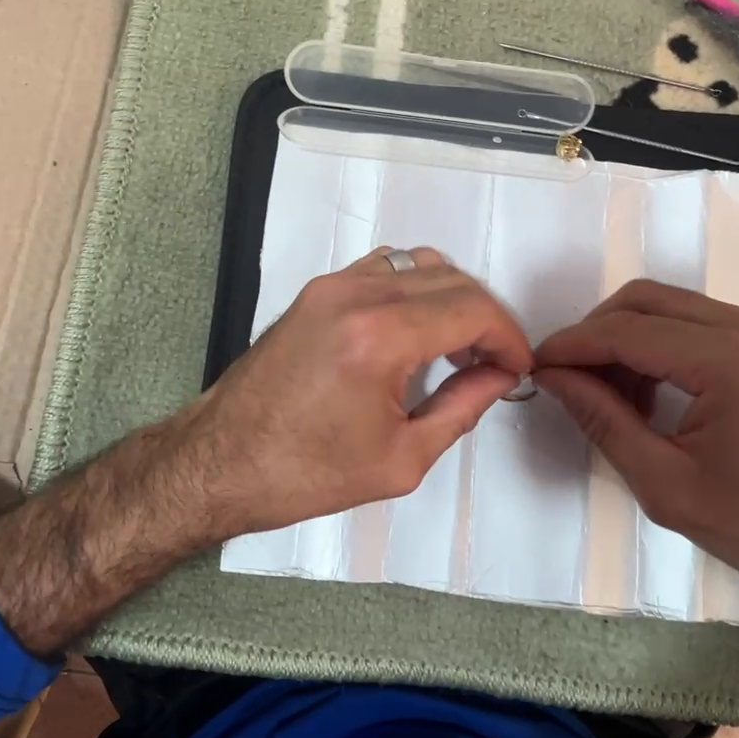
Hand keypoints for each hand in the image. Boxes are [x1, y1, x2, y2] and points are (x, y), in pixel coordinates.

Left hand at [173, 246, 530, 539]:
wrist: (221, 461)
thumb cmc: (308, 474)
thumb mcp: (402, 458)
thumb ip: (462, 407)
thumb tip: (499, 376)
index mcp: (379, 337)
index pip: (472, 309)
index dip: (508, 338)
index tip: (517, 370)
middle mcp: (356, 294)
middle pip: (451, 278)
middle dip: (486, 318)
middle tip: (494, 364)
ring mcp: (331, 286)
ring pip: (418, 264)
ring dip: (451, 298)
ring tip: (458, 349)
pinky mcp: (315, 291)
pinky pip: (383, 268)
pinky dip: (414, 289)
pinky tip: (415, 332)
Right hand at [534, 280, 738, 704]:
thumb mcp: (665, 484)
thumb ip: (601, 419)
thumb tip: (553, 377)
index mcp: (733, 363)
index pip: (628, 331)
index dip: (572, 345)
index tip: (535, 367)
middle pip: (646, 299)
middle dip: (595, 332)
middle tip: (568, 378)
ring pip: (670, 304)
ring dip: (626, 337)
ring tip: (608, 394)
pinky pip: (698, 322)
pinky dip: (660, 344)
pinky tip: (648, 391)